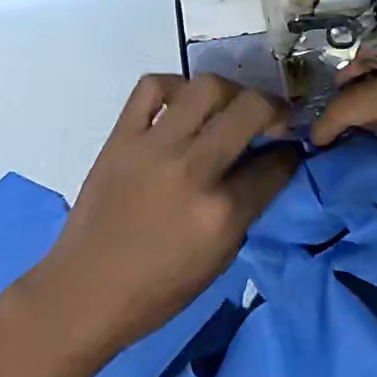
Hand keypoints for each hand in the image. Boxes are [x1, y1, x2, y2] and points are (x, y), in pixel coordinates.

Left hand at [23, 74, 298, 354]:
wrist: (85, 290)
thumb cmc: (157, 289)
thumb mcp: (219, 258)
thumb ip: (247, 207)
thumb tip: (266, 166)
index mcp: (221, 213)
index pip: (275, 165)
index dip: (291, 154)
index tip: (289, 149)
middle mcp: (192, 170)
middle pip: (250, 110)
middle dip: (274, 109)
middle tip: (272, 118)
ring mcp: (153, 148)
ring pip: (206, 87)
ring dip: (231, 91)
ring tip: (229, 106)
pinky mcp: (120, 138)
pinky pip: (151, 88)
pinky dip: (175, 86)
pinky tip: (182, 103)